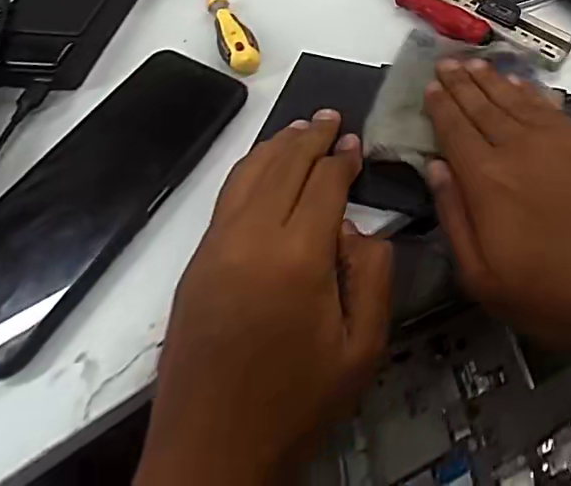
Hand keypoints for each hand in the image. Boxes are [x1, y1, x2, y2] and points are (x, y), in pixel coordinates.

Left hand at [136, 111, 392, 485]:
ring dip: (278, 144)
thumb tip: (355, 227)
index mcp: (297, 258)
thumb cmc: (296, 404)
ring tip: (301, 128)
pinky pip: (227, 195)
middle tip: (331, 118)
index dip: (342, 158)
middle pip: (284, 164)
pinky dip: (251, 167)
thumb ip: (373, 274)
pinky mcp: (196, 260)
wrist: (211, 452)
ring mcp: (217, 245)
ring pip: (250, 172)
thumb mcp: (362, 349)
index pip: (324, 183)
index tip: (355, 143)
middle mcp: (251, 238)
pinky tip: (264, 165)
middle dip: (311, 136)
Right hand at [423, 59, 570, 360]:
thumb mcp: (483, 278)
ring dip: (489, 79)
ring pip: (512, 99)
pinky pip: (546, 105)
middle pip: (481, 106)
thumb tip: (435, 167)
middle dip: (460, 82)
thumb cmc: (553, 294)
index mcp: (486, 179)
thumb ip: (453, 216)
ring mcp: (555, 140)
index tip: (429, 86)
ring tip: (472, 62)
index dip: (440, 107)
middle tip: (445, 62)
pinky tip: (517, 82)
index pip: (455, 131)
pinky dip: (527, 90)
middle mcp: (517, 148)